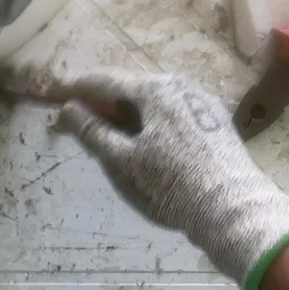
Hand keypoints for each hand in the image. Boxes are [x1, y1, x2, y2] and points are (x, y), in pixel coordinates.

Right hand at [51, 69, 288, 289]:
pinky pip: (172, 111)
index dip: (77, 86)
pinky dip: (151, 118)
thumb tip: (69, 108)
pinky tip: (145, 137)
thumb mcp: (123, 161)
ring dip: (128, 110)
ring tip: (109, 129)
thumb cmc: (172, 186)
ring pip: (153, 99)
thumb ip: (93, 132)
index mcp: (154, 89)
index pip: (105, 80)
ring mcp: (200, 100)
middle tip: (79, 114)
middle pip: (130, 87)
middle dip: (103, 100)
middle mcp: (179, 84)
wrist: (233, 209)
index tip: (55, 90)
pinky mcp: (214, 119)